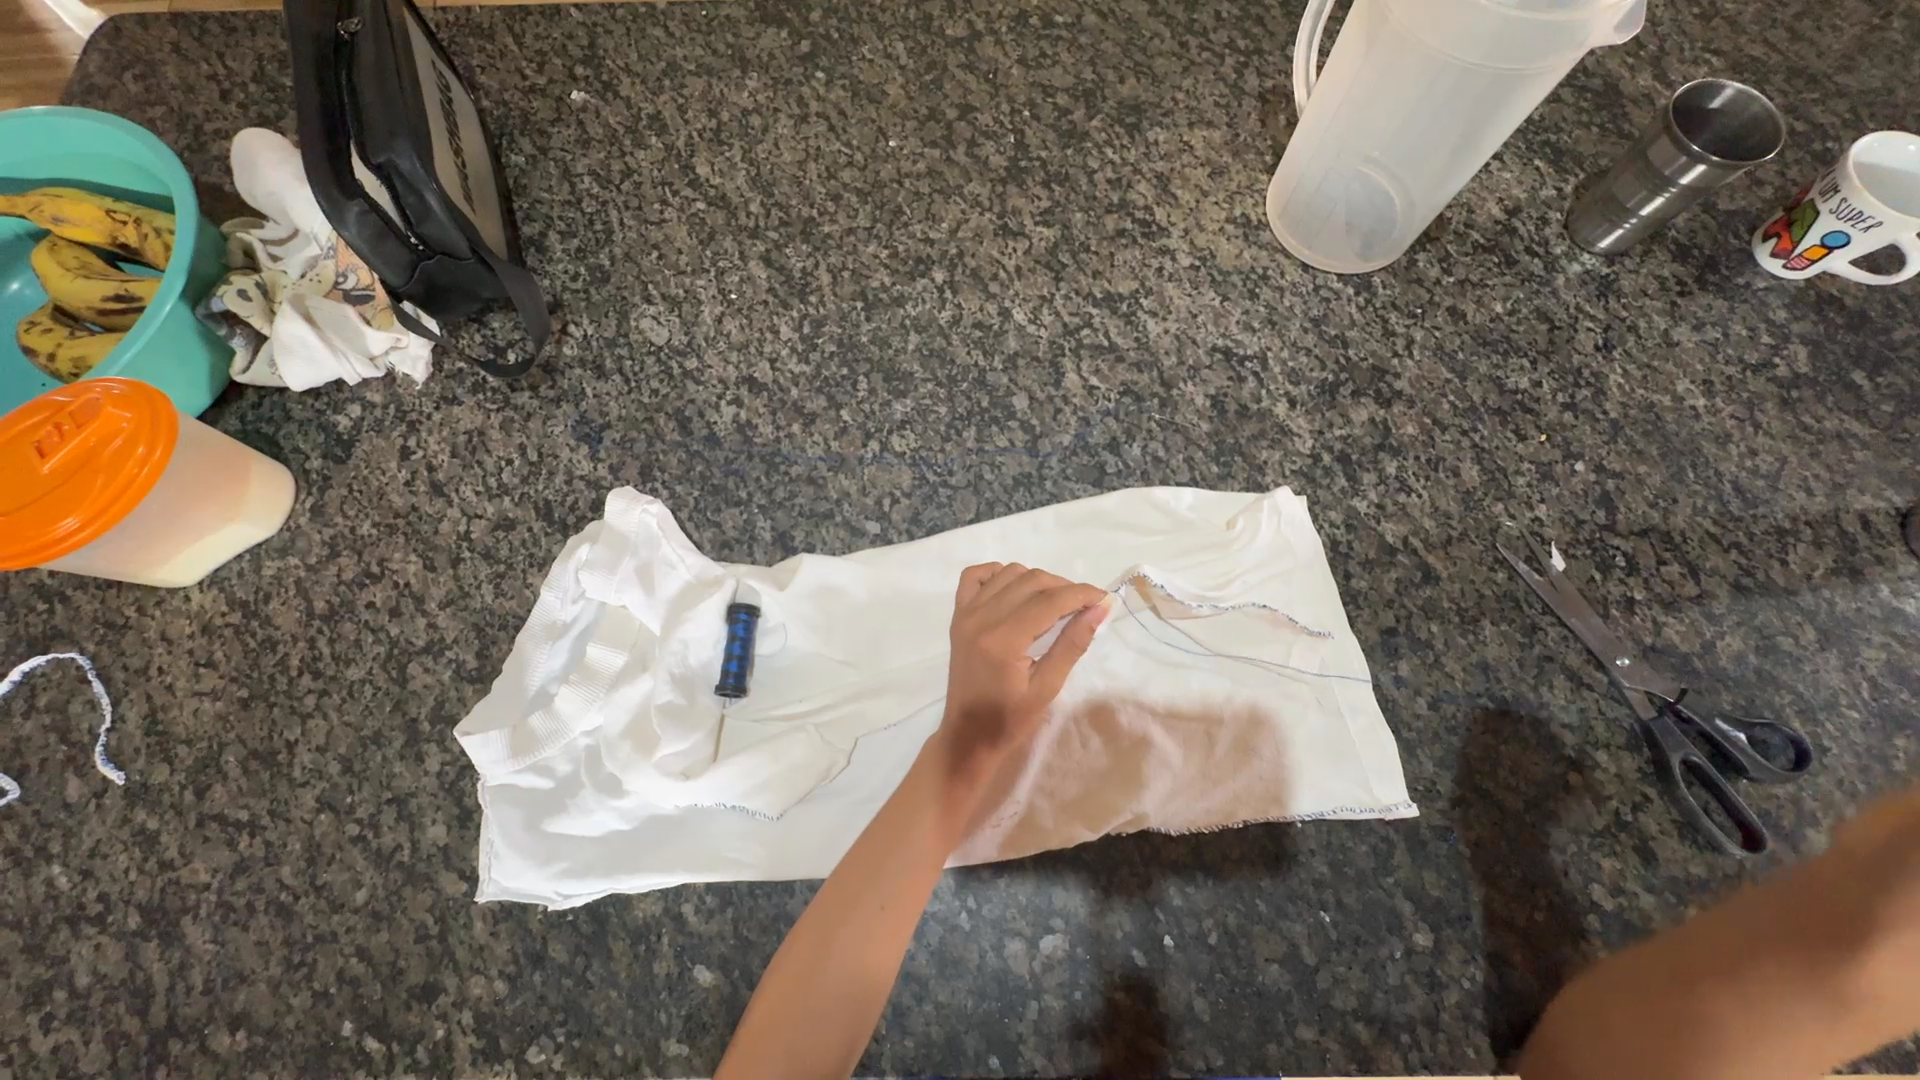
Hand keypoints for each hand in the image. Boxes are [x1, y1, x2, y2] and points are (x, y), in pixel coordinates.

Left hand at [940, 563, 1109, 766]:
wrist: (967, 735)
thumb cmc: (1010, 720)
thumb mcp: (1048, 687)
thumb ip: (1072, 644)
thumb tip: (1100, 609)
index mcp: (1003, 640)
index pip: (1049, 601)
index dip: (1081, 594)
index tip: (1104, 598)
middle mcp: (980, 619)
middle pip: (1030, 581)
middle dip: (1064, 587)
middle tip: (1084, 606)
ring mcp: (965, 615)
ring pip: (1008, 573)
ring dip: (1036, 580)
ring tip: (1055, 603)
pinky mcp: (958, 616)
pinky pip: (975, 577)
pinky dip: (998, 574)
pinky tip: (1016, 591)